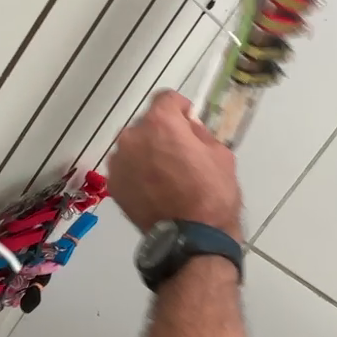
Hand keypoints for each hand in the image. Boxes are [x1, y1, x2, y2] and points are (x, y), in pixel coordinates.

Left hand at [109, 90, 243, 238]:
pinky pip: (128, 169)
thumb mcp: (222, 157)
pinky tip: (156, 191)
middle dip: (163, 134)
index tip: (189, 120)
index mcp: (162, 124)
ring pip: (135, 148)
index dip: (181, 107)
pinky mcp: (114, 184)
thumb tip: (190, 130)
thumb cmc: (214, 195)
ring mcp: (119, 162)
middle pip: (148, 125)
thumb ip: (201, 136)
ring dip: (148, 154)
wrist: (192, 237)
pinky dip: (139, 174)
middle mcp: (133, 136)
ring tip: (167, 177)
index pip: (166, 98)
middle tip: (181, 155)